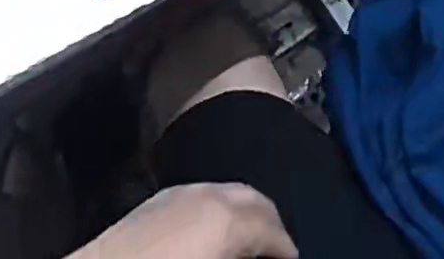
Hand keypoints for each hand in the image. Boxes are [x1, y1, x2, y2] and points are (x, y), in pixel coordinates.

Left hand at [70, 183, 298, 258]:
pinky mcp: (156, 203)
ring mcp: (177, 193)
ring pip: (226, 192)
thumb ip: (241, 254)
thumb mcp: (216, 258)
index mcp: (224, 217)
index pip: (272, 227)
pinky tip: (217, 240)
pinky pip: (203, 198)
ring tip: (253, 248)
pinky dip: (221, 213)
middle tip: (280, 254)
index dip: (288, 249)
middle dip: (271, 225)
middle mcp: (205, 193)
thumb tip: (261, 252)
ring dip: (245, 215)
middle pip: (252, 198)